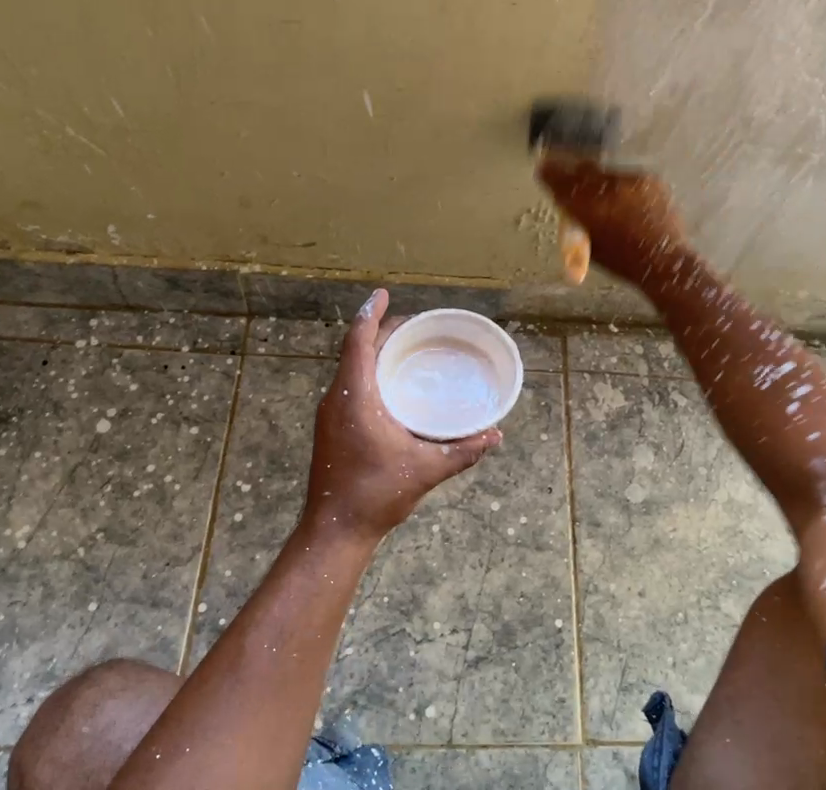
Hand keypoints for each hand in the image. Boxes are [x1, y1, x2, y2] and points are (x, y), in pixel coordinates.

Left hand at [304, 290, 502, 540]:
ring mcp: (329, 415)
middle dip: (380, 330)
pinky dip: (369, 373)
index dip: (371, 314)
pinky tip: (390, 386)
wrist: (334, 531)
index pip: (359, 342)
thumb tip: (495, 435)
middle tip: (413, 323)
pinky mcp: (330, 429)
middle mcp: (337, 399)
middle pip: (355, 351)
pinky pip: (349, 386)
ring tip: (404, 347)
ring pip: (350, 369)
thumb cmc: (375, 495)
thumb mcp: (426, 470)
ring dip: (373, 352)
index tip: (382, 293)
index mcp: (355, 397)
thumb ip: (463, 451)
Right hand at [537, 155, 688, 288]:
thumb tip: (565, 201)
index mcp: (587, 207)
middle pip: (582, 170)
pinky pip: (627, 177)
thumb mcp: (589, 243)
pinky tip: (626, 199)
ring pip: (605, 173)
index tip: (543, 167)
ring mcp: (630, 181)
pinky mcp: (649, 179)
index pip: (560, 180)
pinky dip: (622, 186)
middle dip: (573, 173)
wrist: (663, 260)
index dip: (550, 172)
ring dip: (600, 181)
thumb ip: (576, 219)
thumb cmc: (622, 259)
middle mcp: (607, 188)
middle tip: (569, 175)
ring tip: (604, 196)